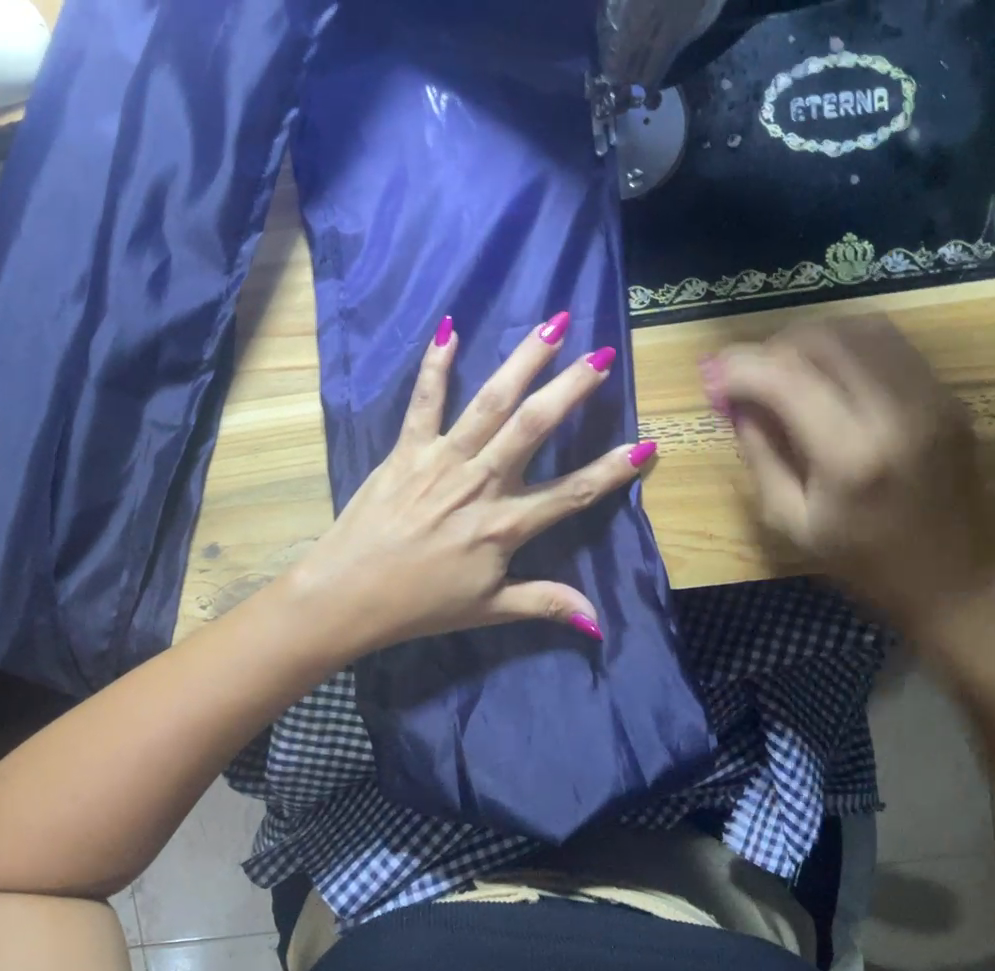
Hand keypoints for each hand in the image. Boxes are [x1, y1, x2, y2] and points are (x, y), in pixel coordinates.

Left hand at [288, 313, 653, 653]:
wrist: (348, 594)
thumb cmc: (420, 605)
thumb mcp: (488, 610)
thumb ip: (545, 604)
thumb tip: (598, 623)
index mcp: (505, 525)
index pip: (572, 494)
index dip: (612, 472)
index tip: (646, 445)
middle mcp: (481, 483)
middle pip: (534, 428)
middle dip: (570, 389)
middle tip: (600, 354)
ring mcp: (442, 460)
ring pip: (490, 403)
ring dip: (522, 362)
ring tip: (551, 324)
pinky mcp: (406, 450)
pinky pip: (424, 401)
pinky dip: (435, 364)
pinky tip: (449, 327)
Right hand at [710, 317, 994, 627]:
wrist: (958, 582)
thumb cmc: (865, 565)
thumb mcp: (792, 522)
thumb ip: (760, 454)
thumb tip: (735, 401)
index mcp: (850, 454)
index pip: (785, 378)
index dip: (739, 368)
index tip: (713, 380)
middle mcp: (895, 410)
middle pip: (822, 339)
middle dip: (772, 348)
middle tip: (747, 377)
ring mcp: (929, 396)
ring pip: (860, 328)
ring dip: (810, 339)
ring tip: (784, 370)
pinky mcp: (947, 394)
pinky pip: (889, 343)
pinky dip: (847, 346)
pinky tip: (827, 375)